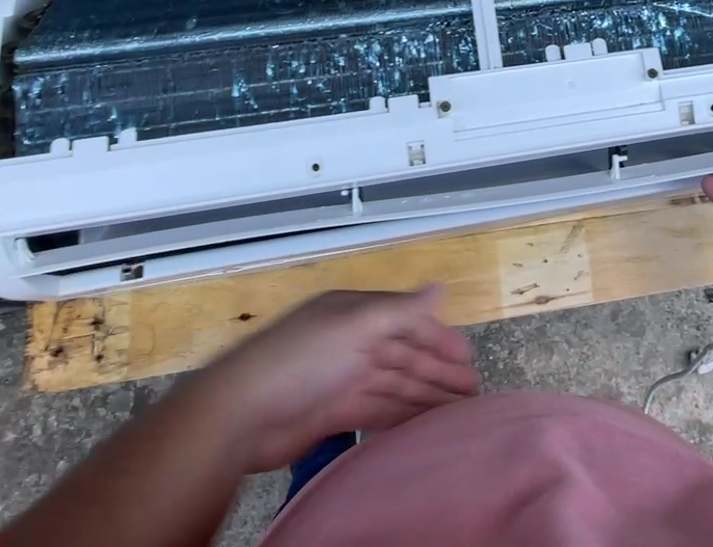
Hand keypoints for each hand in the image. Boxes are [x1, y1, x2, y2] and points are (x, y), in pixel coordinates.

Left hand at [188, 287, 479, 471]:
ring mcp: (341, 378)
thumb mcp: (354, 325)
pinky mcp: (331, 412)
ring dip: (425, 394)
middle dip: (437, 370)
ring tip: (457, 412)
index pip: (407, 322)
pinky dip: (401, 414)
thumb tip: (443, 288)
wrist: (239, 415)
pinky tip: (422, 424)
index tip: (468, 357)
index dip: (438, 338)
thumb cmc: (300, 360)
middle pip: (404, 355)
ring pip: (394, 384)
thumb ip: (401, 310)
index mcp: (356, 315)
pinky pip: (376, 410)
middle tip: (473, 390)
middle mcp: (351, 342)